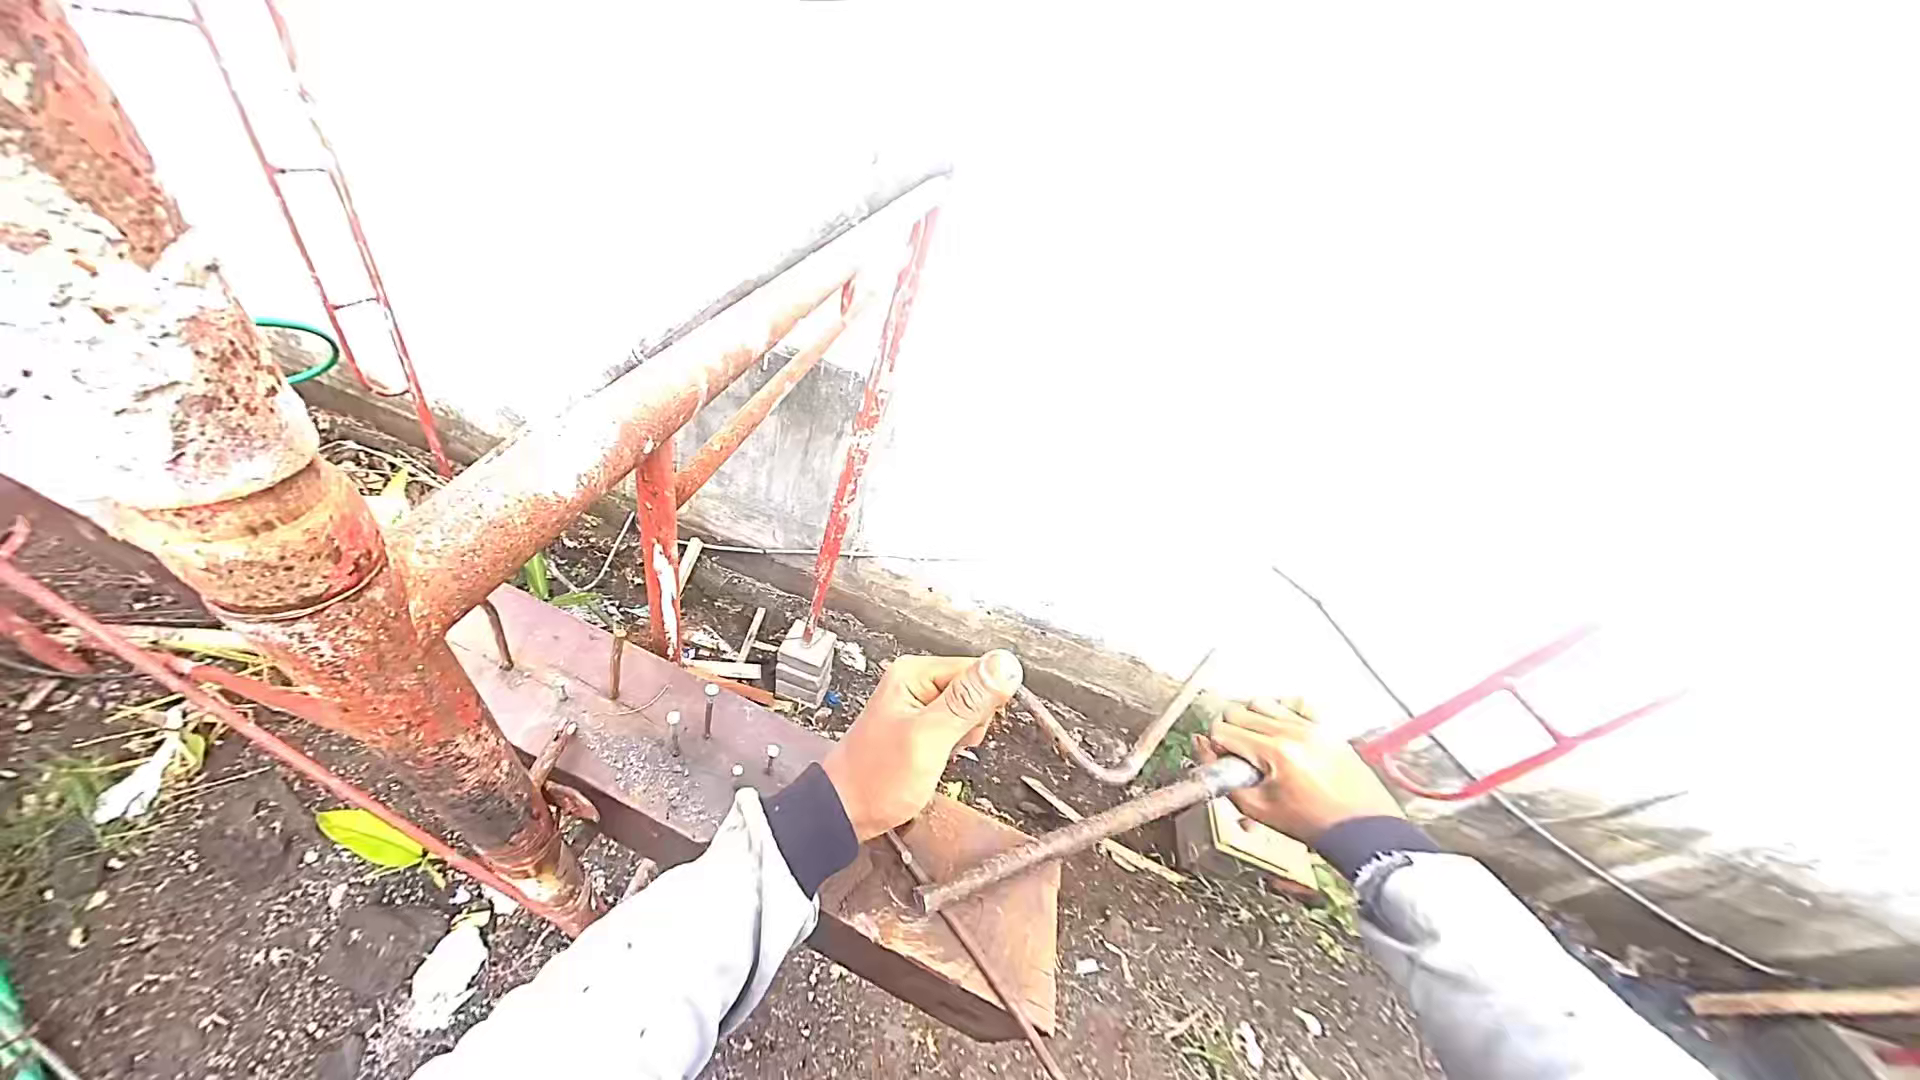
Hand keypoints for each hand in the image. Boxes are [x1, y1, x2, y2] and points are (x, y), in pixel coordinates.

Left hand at [821, 651, 1022, 840]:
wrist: (845, 813)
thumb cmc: (875, 779)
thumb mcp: (929, 738)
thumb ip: (969, 701)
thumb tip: (1004, 665)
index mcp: (914, 672)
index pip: (977, 669)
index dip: (983, 703)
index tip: (966, 728)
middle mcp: (914, 680)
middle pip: (974, 689)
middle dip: (972, 722)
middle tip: (946, 743)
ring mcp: (917, 702)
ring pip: (968, 710)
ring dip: (962, 735)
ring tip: (936, 752)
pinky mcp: (920, 722)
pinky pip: (955, 725)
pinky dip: (952, 744)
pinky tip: (935, 756)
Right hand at [1193, 697, 1402, 841]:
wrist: (1364, 832)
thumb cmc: (1312, 824)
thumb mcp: (1256, 808)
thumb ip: (1220, 776)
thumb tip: (1201, 745)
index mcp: (1274, 752)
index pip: (1222, 729)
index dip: (1216, 746)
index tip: (1226, 761)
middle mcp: (1293, 732)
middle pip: (1238, 710)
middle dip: (1231, 731)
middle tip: (1240, 754)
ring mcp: (1312, 727)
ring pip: (1262, 704)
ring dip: (1253, 720)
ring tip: (1259, 745)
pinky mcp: (1326, 728)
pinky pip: (1290, 708)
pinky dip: (1278, 718)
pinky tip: (1281, 740)